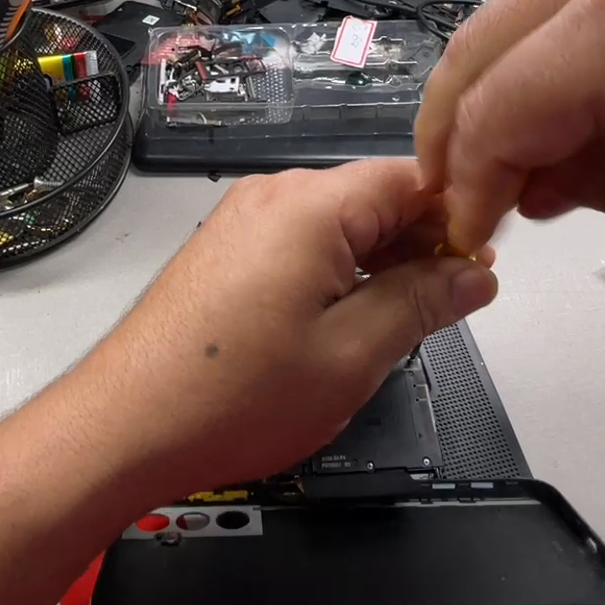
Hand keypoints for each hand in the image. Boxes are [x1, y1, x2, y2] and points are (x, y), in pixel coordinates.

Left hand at [69, 159, 496, 500]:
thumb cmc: (232, 395)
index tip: (480, 266)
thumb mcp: (351, 356)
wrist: (124, 424)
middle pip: (373, 197)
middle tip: (448, 305)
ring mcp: (242, 218)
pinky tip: (344, 314)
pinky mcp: (226, 247)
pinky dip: (335, 268)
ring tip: (398, 318)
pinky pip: (300, 239)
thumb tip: (473, 276)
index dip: (458, 218)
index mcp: (310, 206)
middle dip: (419, 244)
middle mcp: (272, 196)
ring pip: (337, 221)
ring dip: (378, 260)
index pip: (411, 180)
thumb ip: (421, 304)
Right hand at [415, 0, 604, 258]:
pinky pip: (567, 8)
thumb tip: (526, 182)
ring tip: (511, 175)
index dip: (467, 184)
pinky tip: (567, 123)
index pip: (498, 107)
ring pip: (514, 23)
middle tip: (463, 207)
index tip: (463, 243)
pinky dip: (545, 70)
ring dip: (496, 100)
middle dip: (455, 135)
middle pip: (481, 48)